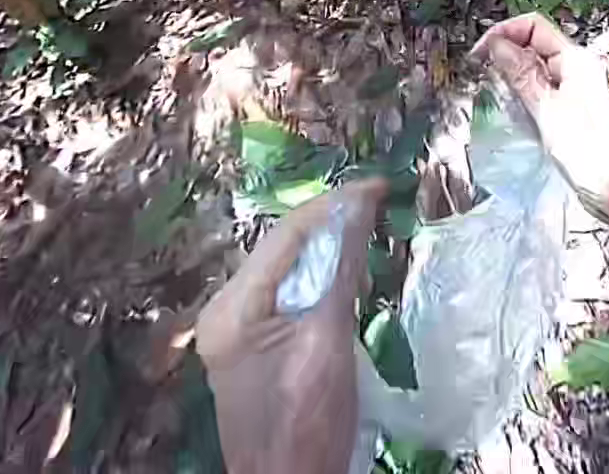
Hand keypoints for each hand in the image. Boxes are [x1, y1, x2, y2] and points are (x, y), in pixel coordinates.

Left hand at [191, 179, 385, 473]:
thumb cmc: (308, 423)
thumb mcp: (329, 337)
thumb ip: (342, 266)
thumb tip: (362, 203)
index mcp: (235, 306)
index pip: (288, 232)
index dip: (336, 203)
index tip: (379, 185)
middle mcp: (228, 306)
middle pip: (287, 243)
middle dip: (335, 219)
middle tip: (380, 201)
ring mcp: (240, 323)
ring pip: (293, 260)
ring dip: (333, 242)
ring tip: (372, 226)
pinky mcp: (257, 336)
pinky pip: (294, 284)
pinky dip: (326, 271)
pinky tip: (352, 267)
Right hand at [472, 14, 608, 255]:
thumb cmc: (592, 156)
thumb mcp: (548, 111)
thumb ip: (522, 75)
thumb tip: (497, 44)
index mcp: (577, 60)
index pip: (534, 26)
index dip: (504, 33)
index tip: (479, 54)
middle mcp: (579, 68)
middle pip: (535, 44)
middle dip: (505, 52)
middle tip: (480, 72)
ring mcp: (578, 89)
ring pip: (537, 68)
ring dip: (513, 74)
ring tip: (492, 91)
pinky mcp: (574, 110)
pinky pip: (544, 90)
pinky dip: (525, 94)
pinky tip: (513, 109)